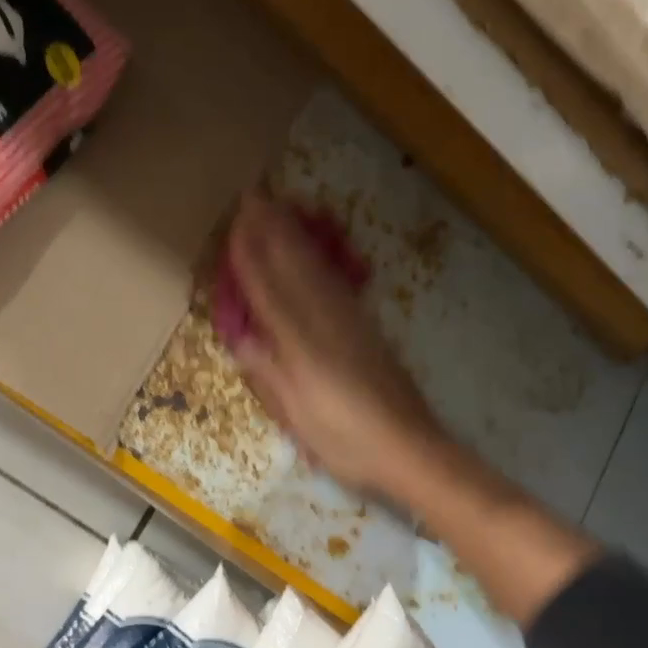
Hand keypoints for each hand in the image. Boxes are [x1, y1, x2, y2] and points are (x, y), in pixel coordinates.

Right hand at [226, 194, 452, 496]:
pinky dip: (320, 261)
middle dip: (273, 233)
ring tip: (279, 210)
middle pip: (294, 270)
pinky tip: (314, 253)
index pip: (269, 292)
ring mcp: (350, 324)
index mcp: (302, 347)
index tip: (238, 224)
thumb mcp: (299, 418)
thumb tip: (241, 339)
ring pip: (316, 271)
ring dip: (295, 238)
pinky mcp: (367, 331)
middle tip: (255, 197)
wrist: (410, 449)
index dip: (252, 257)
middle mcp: (325, 325)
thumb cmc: (348, 443)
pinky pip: (335, 284)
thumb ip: (270, 374)